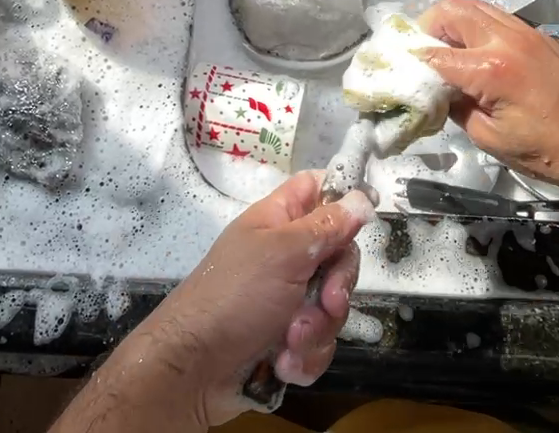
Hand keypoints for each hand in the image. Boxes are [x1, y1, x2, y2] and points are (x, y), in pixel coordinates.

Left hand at [128, 170, 371, 425]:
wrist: (195, 369)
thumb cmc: (235, 294)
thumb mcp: (284, 252)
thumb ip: (326, 226)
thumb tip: (362, 197)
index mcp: (279, 220)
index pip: (317, 189)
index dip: (342, 198)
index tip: (362, 218)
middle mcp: (286, 254)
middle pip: (338, 254)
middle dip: (336, 286)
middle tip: (325, 301)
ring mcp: (288, 297)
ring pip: (332, 305)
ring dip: (317, 329)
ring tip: (289, 342)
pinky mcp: (289, 338)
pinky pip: (319, 341)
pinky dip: (305, 356)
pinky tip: (282, 363)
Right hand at [416, 0, 558, 194]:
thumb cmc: (550, 154)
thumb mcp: (490, 139)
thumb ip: (455, 107)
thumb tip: (434, 91)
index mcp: (492, 70)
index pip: (434, 55)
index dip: (412, 63)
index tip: (400, 72)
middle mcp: (507, 39)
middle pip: (451, 10)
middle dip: (428, 27)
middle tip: (420, 54)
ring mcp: (525, 32)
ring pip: (473, 6)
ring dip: (452, 23)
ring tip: (445, 52)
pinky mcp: (538, 35)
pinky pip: (495, 16)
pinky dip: (475, 26)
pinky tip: (473, 53)